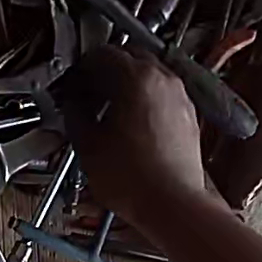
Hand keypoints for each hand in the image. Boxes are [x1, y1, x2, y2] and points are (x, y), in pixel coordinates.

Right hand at [61, 46, 225, 228]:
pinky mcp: (188, 119)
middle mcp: (163, 80)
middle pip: (128, 59)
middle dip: (105, 75)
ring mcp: (180, 98)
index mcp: (136, 78)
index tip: (73, 84)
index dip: (80, 69)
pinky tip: (131, 131)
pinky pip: (161, 100)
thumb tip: (73, 106)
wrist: (172, 206)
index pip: (101, 54)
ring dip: (126, 89)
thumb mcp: (89, 148)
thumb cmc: (136, 182)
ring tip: (109, 116)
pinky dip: (144, 106)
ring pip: (147, 78)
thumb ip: (76, 116)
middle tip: (88, 96)